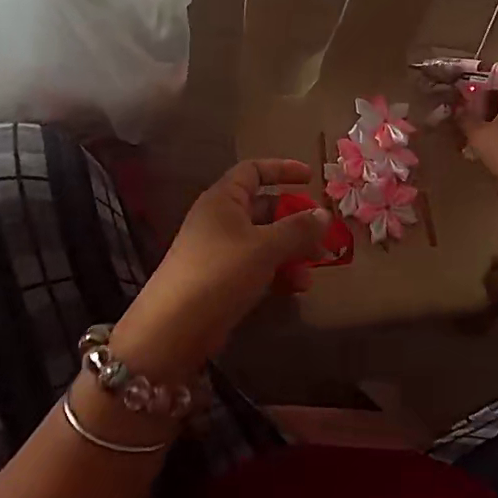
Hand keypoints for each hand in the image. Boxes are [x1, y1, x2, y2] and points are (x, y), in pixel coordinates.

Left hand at [111, 159, 329, 381]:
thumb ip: (297, 229)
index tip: (311, 178)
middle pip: (263, 208)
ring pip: (264, 241)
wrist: (174, 327)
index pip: (253, 171)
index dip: (282, 169)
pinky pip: (256, 266)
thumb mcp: (265, 247)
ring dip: (291, 252)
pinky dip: (277, 273)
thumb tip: (323, 214)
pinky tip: (296, 289)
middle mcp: (220, 219)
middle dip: (295, 221)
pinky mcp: (221, 280)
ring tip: (313, 271)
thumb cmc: (220, 272)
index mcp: (224, 199)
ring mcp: (219, 250)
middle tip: (323, 236)